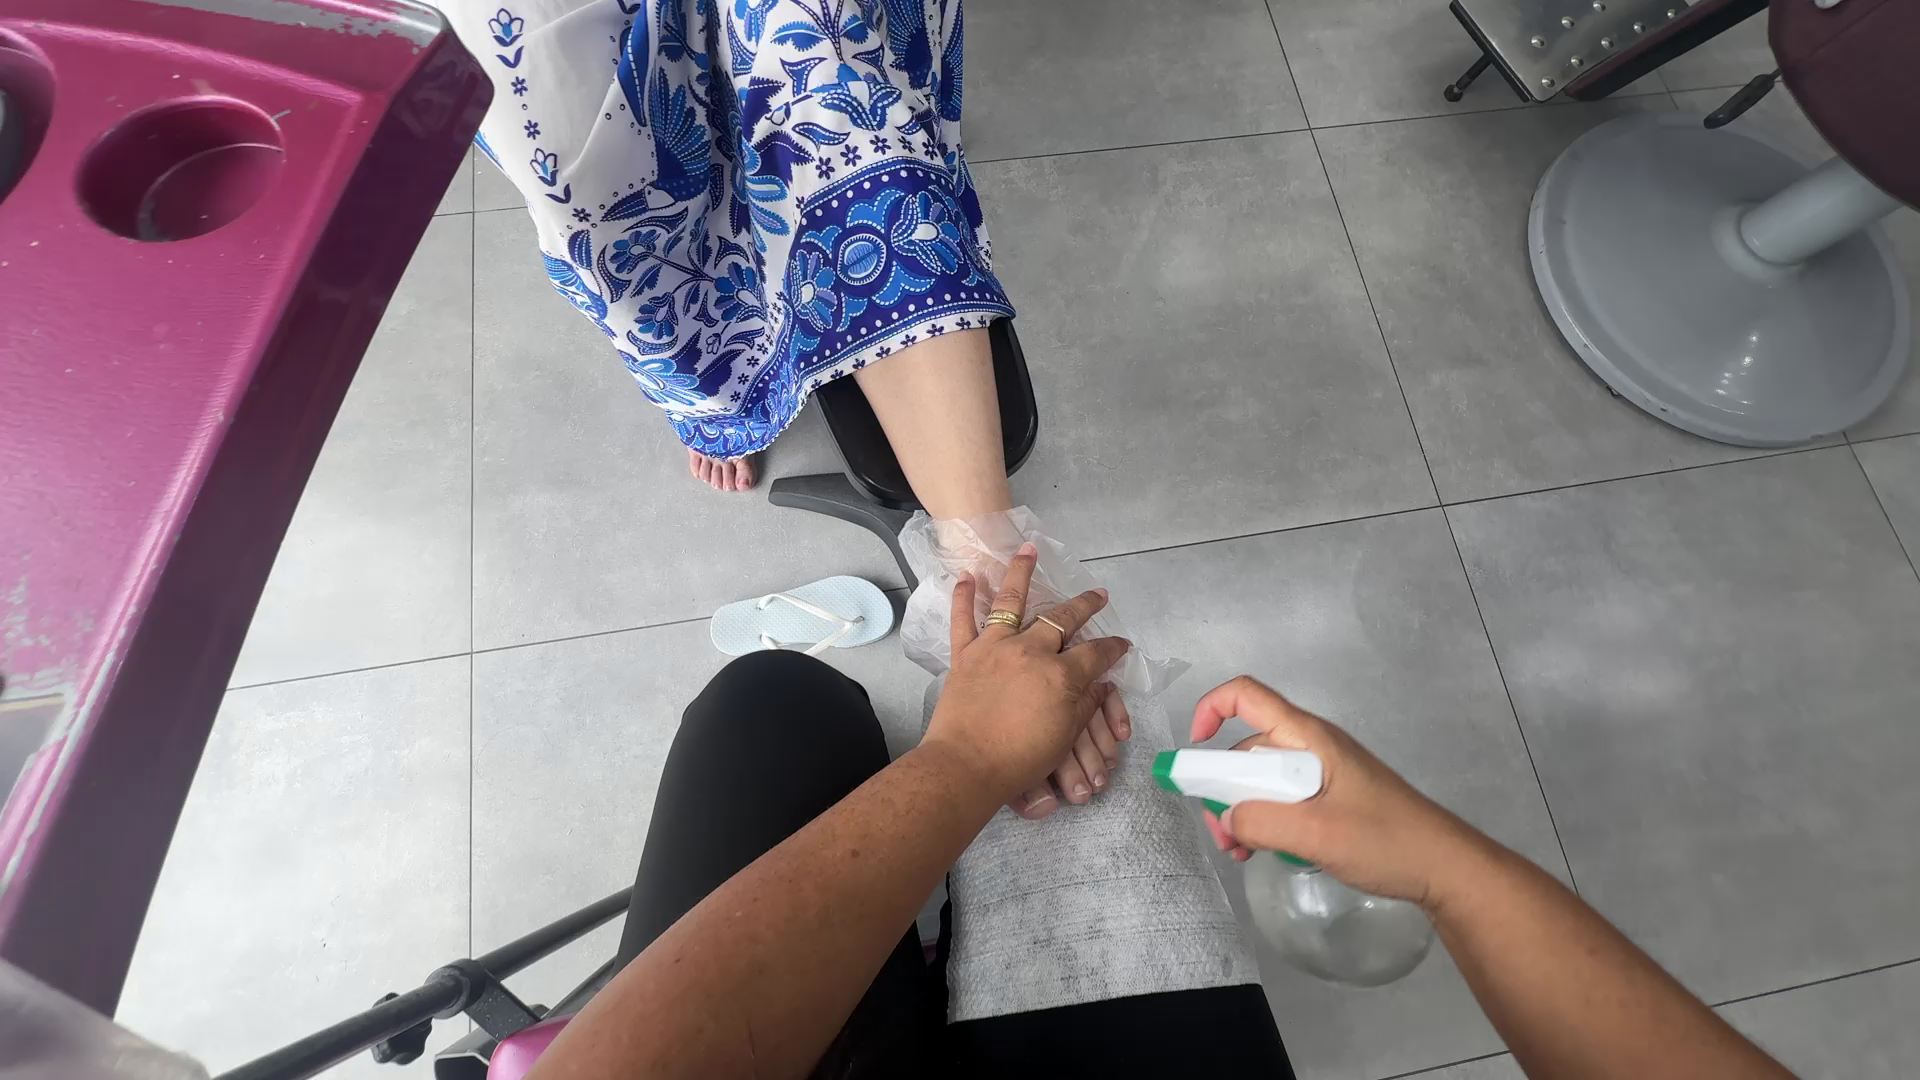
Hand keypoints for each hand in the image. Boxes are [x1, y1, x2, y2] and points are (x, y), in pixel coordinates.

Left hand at [923, 543, 1131, 809]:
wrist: (966, 767)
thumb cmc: (1019, 761)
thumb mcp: (1063, 737)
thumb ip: (1083, 704)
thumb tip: (1099, 683)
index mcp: (1061, 675)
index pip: (1097, 653)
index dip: (1113, 647)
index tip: (1122, 642)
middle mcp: (1030, 651)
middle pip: (1063, 618)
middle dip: (1085, 604)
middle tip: (1098, 593)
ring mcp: (994, 648)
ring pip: (1010, 602)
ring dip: (1020, 572)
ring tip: (1027, 549)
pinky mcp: (964, 655)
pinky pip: (963, 620)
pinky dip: (964, 597)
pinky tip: (967, 575)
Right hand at [1192, 676, 1486, 906]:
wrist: (1449, 870)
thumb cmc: (1386, 841)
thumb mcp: (1317, 834)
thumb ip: (1262, 822)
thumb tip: (1227, 817)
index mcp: (1307, 738)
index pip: (1246, 696)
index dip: (1212, 708)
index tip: (1197, 747)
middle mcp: (1309, 746)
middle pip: (1248, 748)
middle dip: (1222, 786)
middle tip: (1221, 832)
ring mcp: (1320, 772)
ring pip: (1261, 779)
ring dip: (1241, 809)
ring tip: (1239, 851)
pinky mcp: (1328, 797)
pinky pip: (1281, 798)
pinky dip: (1263, 819)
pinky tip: (1261, 851)